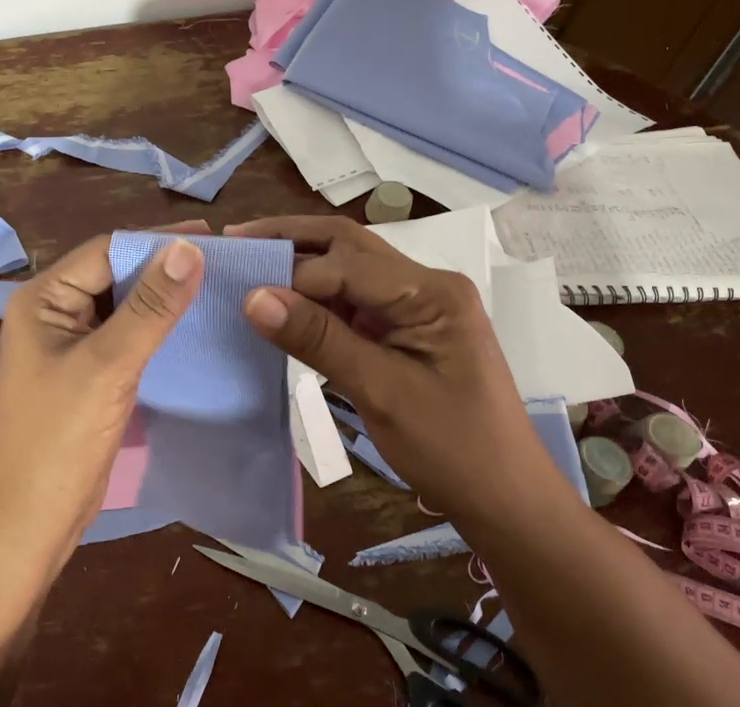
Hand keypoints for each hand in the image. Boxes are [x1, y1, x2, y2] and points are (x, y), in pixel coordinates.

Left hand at [0, 228, 206, 553]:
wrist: (33, 519)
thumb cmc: (61, 437)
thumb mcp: (108, 366)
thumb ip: (150, 307)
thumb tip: (188, 247)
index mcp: (42, 298)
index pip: (105, 251)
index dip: (156, 242)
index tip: (212, 236)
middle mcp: (53, 311)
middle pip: (114, 273)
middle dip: (163, 266)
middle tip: (224, 259)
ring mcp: (70, 343)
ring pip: (124, 304)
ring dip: (163, 296)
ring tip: (219, 285)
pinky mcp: (88, 371)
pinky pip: (126, 335)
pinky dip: (157, 327)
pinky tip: (194, 325)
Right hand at [228, 215, 569, 522]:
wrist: (506, 501)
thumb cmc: (452, 448)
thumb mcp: (380, 392)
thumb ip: (317, 339)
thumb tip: (252, 297)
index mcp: (432, 292)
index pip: (347, 262)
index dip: (292, 272)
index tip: (240, 289)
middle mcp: (426, 284)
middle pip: (348, 244)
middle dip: (290, 239)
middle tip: (233, 241)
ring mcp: (417, 306)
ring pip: (348, 268)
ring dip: (300, 263)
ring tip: (247, 262)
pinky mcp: (406, 329)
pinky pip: (353, 300)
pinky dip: (314, 298)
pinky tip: (281, 302)